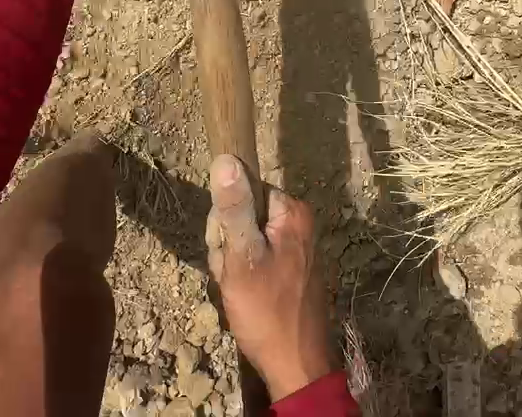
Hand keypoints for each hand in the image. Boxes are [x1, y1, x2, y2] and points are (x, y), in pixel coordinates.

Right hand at [205, 155, 335, 400]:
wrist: (296, 363)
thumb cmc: (267, 309)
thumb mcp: (242, 255)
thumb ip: (233, 208)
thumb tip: (225, 159)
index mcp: (291, 210)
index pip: (243, 190)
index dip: (226, 220)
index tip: (226, 249)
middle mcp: (297, 221)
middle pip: (242, 214)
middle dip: (227, 245)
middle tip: (232, 275)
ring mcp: (294, 245)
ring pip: (244, 239)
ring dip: (232, 264)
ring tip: (238, 290)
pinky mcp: (289, 266)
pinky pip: (255, 258)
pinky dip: (244, 276)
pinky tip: (245, 297)